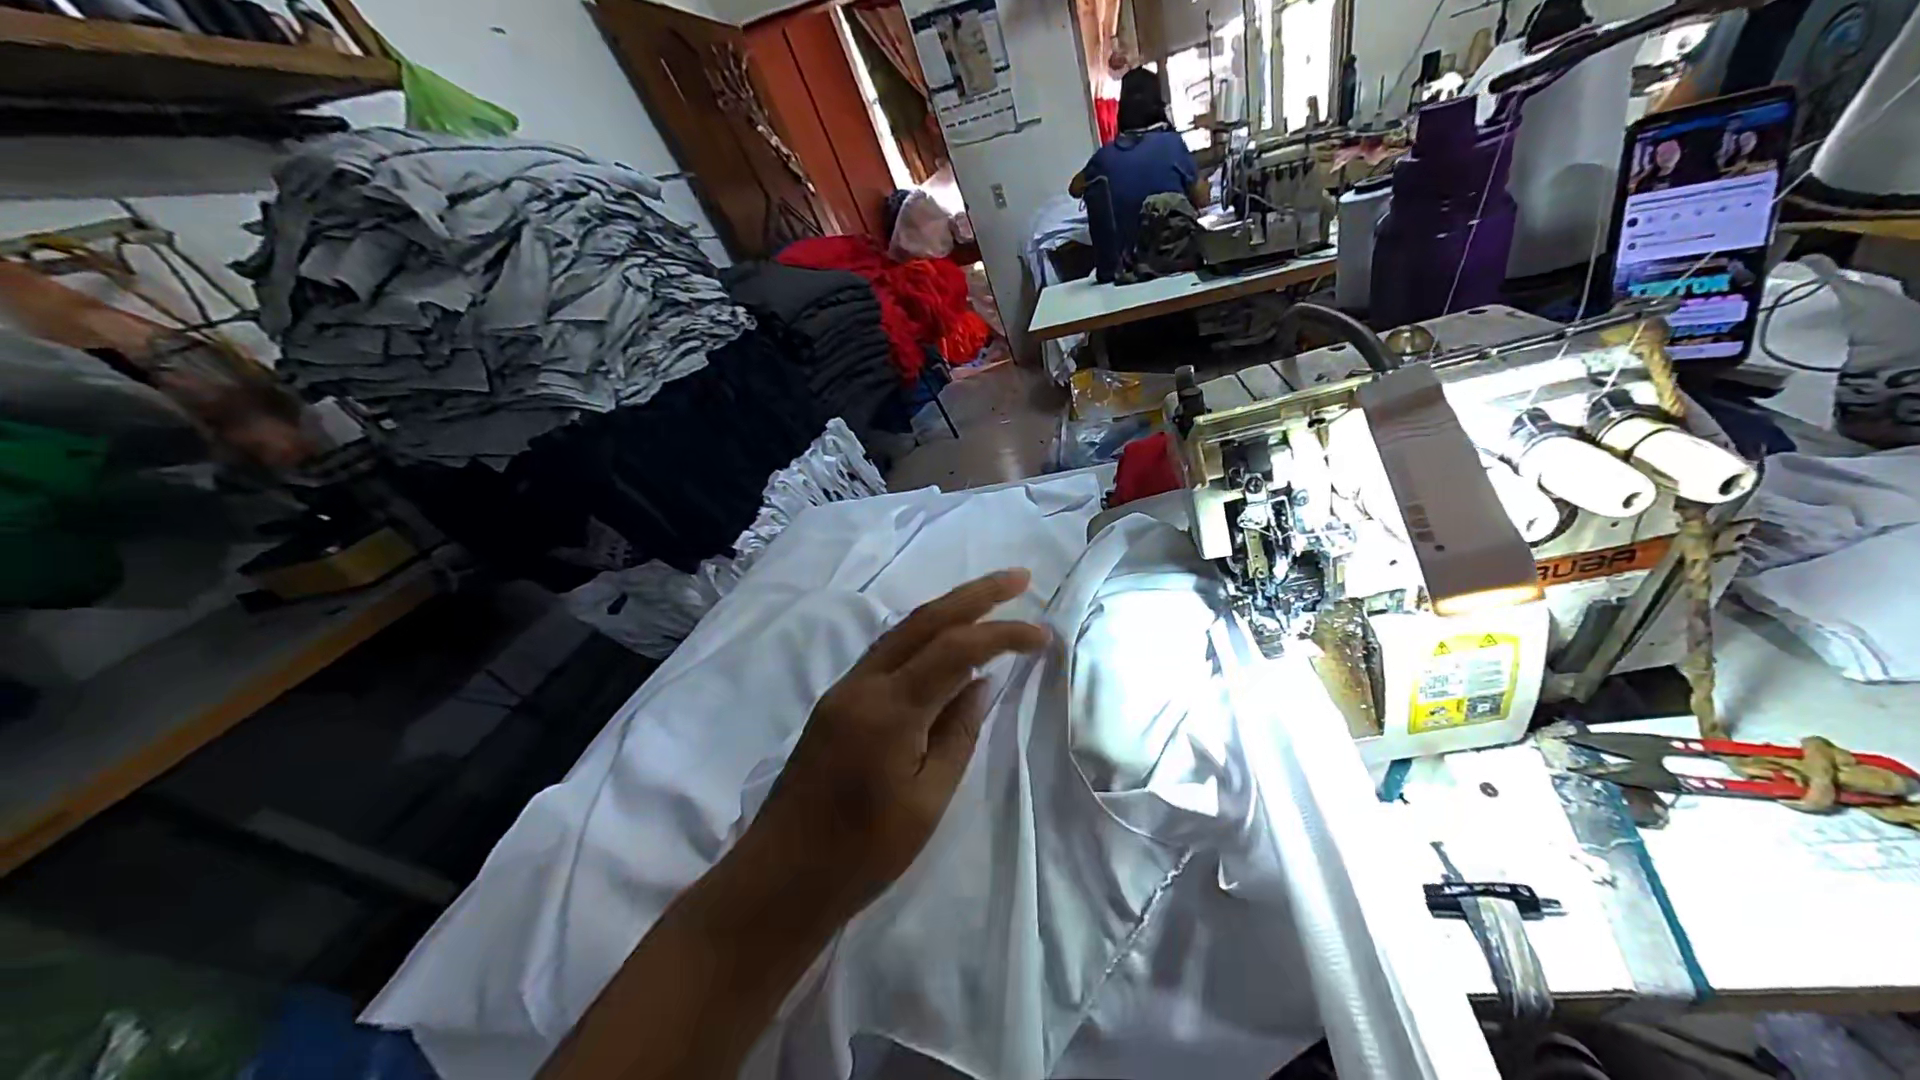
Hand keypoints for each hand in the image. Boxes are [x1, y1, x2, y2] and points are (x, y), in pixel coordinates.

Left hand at [737, 569, 1048, 920]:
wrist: (779, 879)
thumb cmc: (861, 855)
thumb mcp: (926, 801)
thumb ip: (957, 734)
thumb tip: (981, 684)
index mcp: (890, 710)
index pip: (956, 649)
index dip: (1003, 634)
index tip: (1042, 635)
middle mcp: (863, 685)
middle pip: (924, 620)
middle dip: (975, 594)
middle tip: (1019, 576)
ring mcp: (844, 691)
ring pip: (901, 633)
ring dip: (947, 611)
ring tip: (989, 602)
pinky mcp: (836, 704)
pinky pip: (886, 656)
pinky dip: (922, 640)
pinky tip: (944, 647)